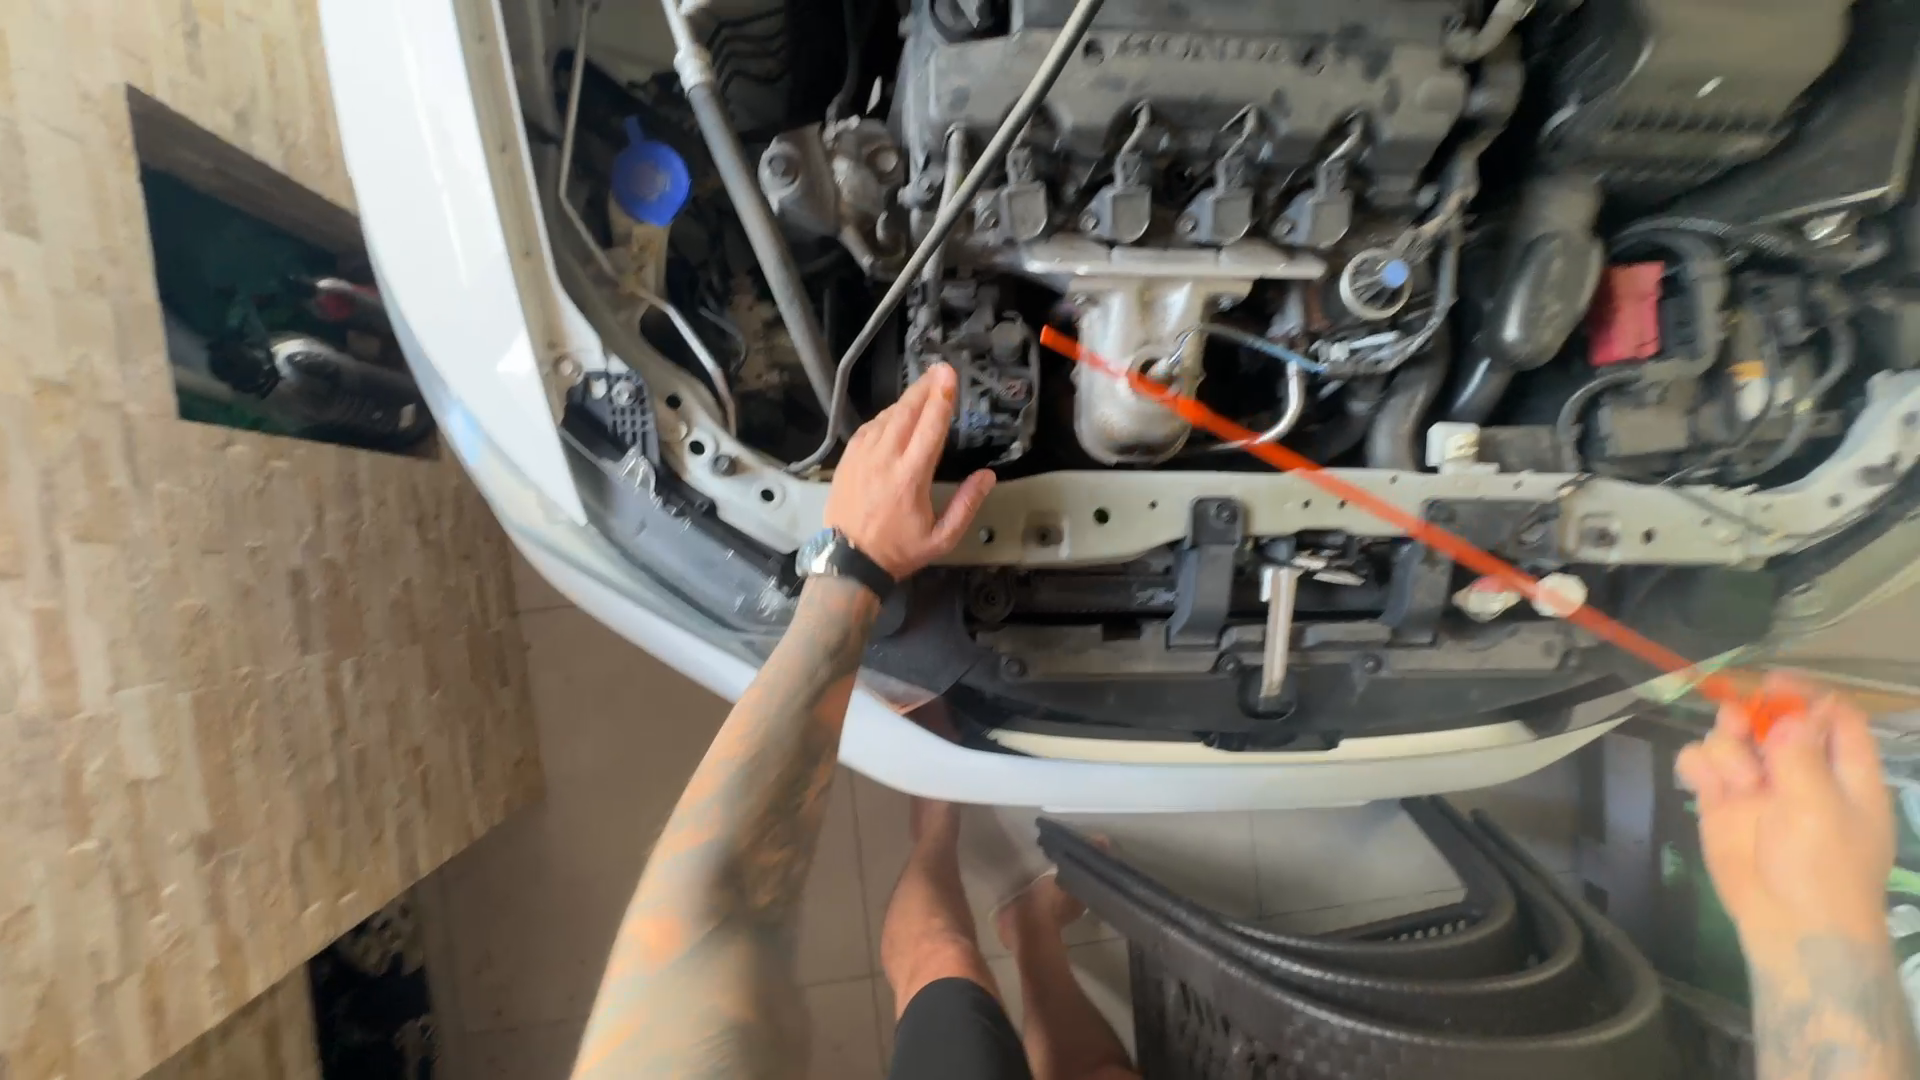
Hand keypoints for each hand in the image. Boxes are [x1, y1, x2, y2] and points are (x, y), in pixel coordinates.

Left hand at [824, 363, 994, 579]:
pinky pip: (869, 427)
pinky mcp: (848, 459)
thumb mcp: (941, 539)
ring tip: (923, 389)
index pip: (930, 428)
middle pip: (907, 412)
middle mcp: (885, 459)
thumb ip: (966, 505)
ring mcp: (862, 456)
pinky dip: (886, 416)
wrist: (848, 561)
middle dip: (925, 388)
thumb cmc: (898, 551)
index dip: (941, 398)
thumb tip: (987, 475)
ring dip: (906, 400)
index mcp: (910, 477)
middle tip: (940, 370)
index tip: (949, 375)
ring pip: (887, 416)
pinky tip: (896, 414)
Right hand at [1676, 673, 1894, 957]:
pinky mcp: (1718, 797)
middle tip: (1739, 724)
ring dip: (1725, 751)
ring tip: (1736, 783)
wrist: (1787, 917)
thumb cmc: (1824, 866)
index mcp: (1844, 774)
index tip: (1773, 682)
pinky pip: (1698, 762)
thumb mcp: (1822, 809)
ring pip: (1727, 739)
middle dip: (1750, 718)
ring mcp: (1756, 784)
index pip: (1833, 719)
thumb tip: (1789, 713)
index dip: (1807, 696)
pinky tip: (1707, 788)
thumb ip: (1802, 758)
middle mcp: (1799, 771)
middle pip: (1769, 721)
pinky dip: (1698, 768)